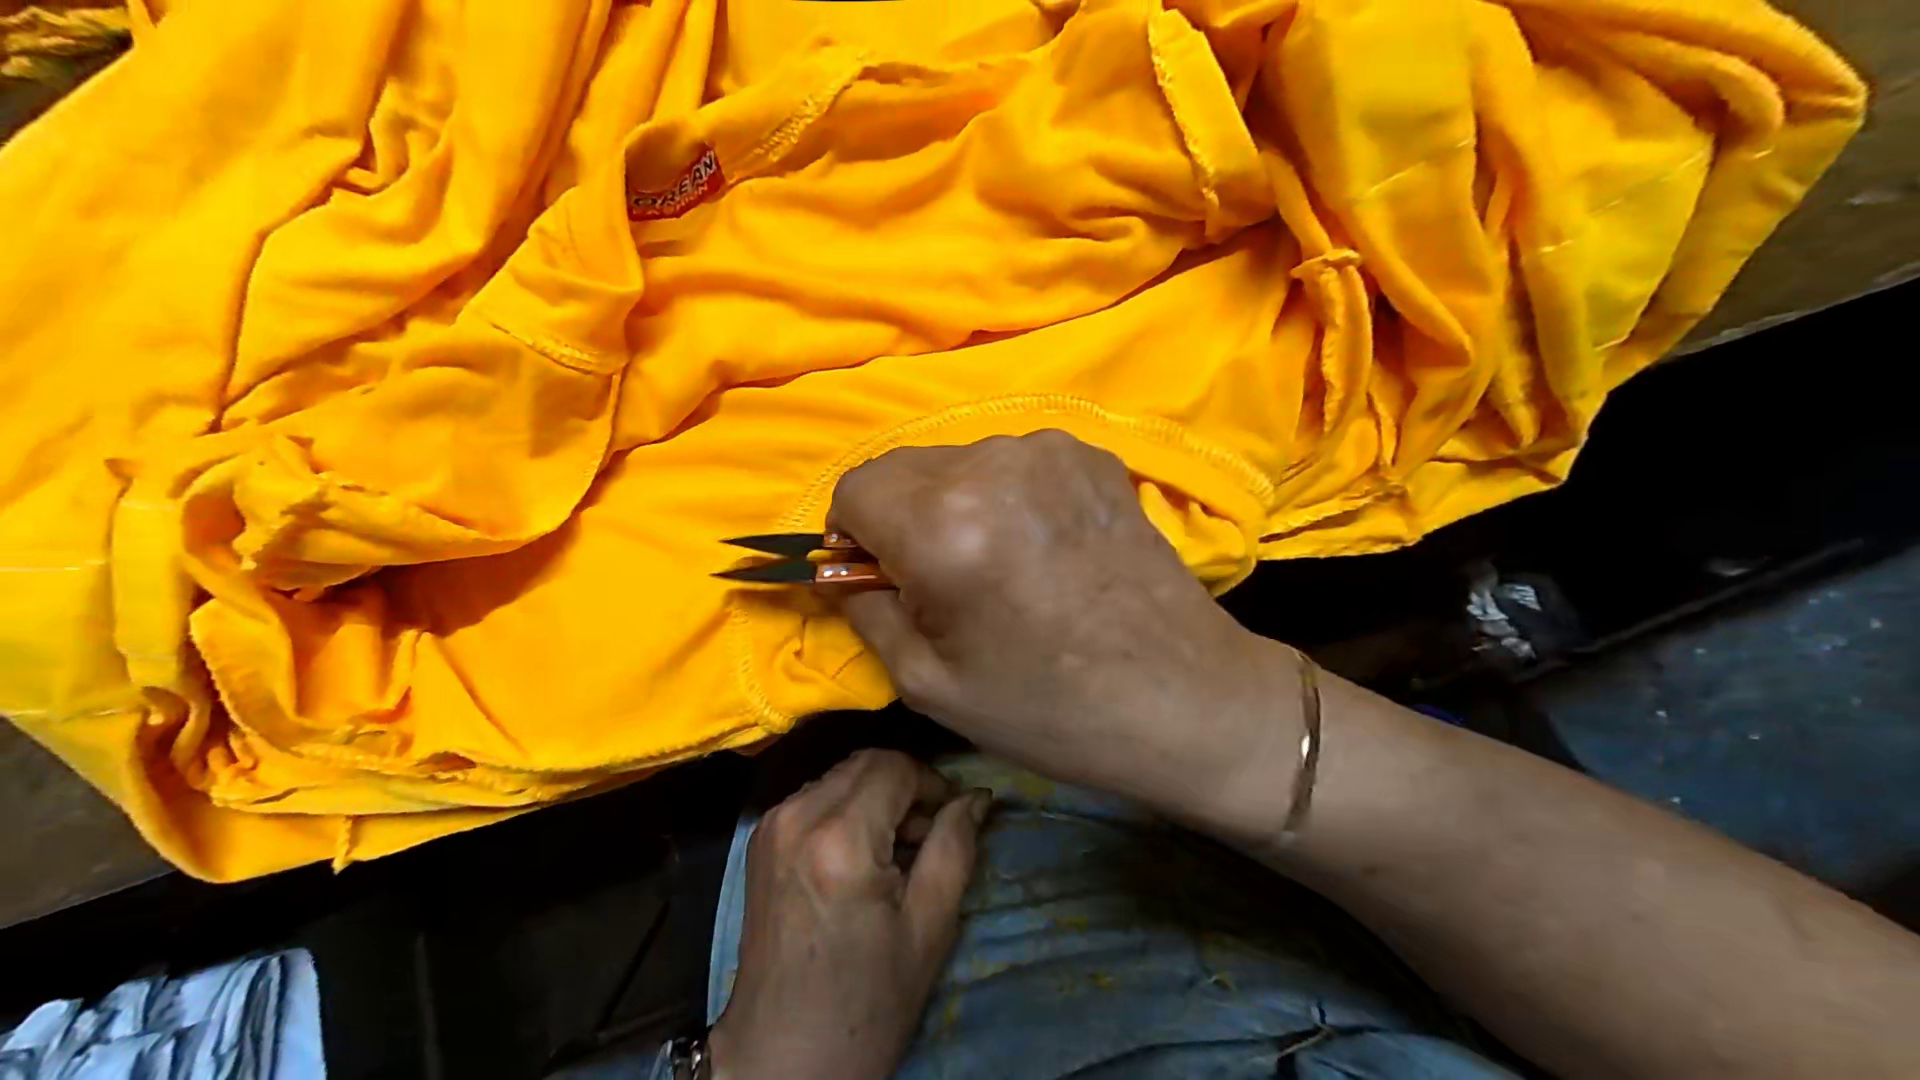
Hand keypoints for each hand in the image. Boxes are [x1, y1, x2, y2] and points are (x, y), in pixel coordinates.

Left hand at [708, 749, 988, 1079]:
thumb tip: (977, 796)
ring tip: (898, 845)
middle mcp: (798, 817)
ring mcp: (772, 825)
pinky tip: (862, 850)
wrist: (782, 1056)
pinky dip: (848, 805)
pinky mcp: (761, 837)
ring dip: (876, 793)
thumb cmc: (867, 1002)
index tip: (952, 814)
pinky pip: (817, 794)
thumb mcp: (929, 927)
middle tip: (928, 830)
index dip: (933, 782)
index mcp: (840, 840)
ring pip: (841, 774)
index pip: (895, 767)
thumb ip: (955, 847)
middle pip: (866, 762)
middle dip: (906, 783)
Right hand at [829, 431, 1306, 845]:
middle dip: (898, 520)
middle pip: (902, 469)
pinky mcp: (1091, 453)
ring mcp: (1049, 450)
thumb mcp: (929, 682)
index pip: (854, 490)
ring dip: (952, 505)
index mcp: (945, 524)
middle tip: (938, 581)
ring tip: (998, 567)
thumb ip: (866, 609)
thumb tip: (842, 570)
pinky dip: (1003, 496)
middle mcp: (993, 464)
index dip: (852, 537)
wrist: (1186, 698)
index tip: (879, 578)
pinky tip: (1041, 547)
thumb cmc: (1049, 709)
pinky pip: (1011, 463)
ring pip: (956, 462)